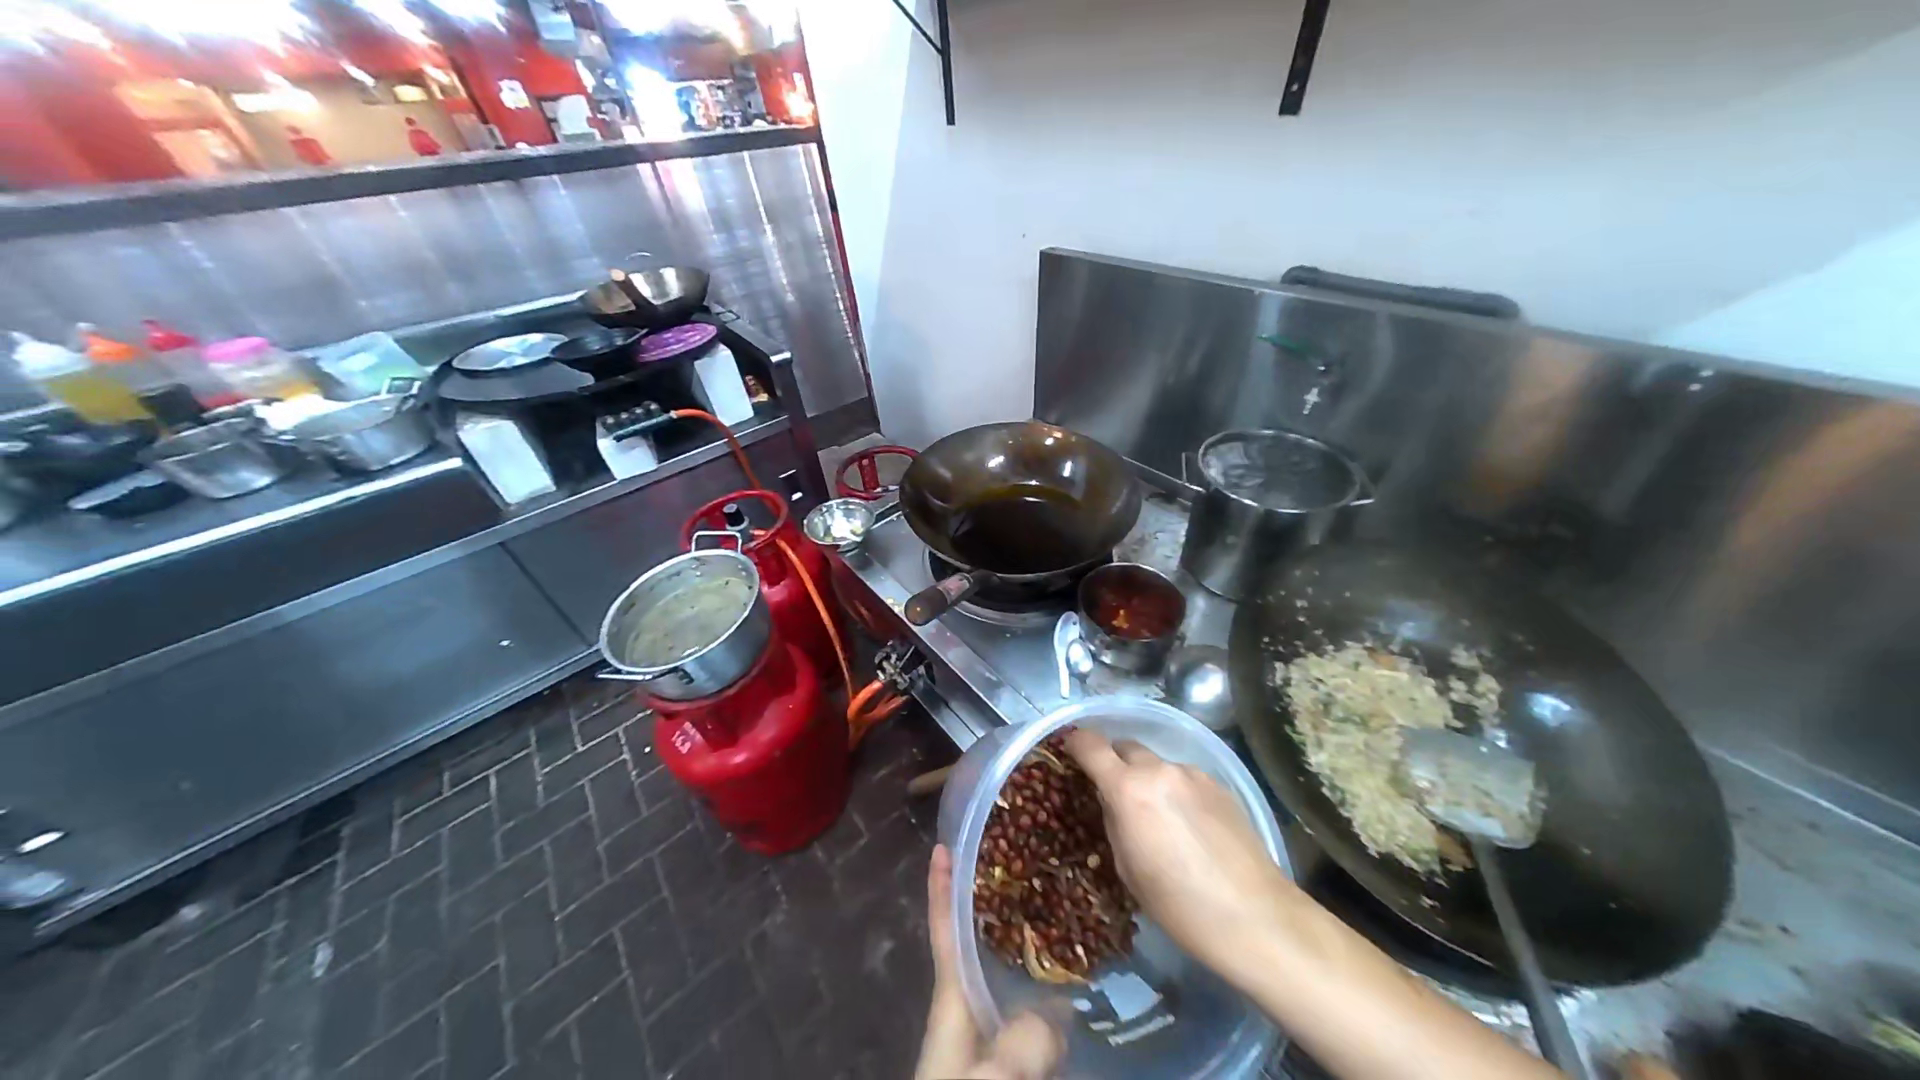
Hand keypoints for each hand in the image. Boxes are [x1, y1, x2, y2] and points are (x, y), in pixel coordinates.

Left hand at [916, 845, 1063, 1079]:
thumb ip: (1019, 1048)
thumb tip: (1055, 1014)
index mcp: (950, 1006)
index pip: (944, 933)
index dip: (941, 889)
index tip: (943, 846)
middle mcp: (967, 1016)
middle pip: (978, 948)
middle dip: (996, 909)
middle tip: (1033, 870)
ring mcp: (988, 1043)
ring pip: (1008, 983)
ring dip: (1029, 951)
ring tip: (1064, 914)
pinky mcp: (1008, 1066)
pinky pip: (1029, 1021)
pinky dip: (1048, 1000)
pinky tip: (1078, 994)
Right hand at [1063, 729, 1294, 980]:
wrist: (1254, 916)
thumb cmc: (1178, 904)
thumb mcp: (1127, 867)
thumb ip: (1114, 821)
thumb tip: (1113, 801)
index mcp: (1128, 789)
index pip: (1091, 745)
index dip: (1076, 742)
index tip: (1070, 750)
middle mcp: (1160, 770)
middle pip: (1126, 747)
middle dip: (1115, 762)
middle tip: (1115, 791)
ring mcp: (1194, 775)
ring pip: (1158, 764)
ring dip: (1149, 779)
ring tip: (1159, 815)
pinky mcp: (1221, 786)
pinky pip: (1185, 778)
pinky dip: (1176, 790)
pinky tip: (1189, 825)